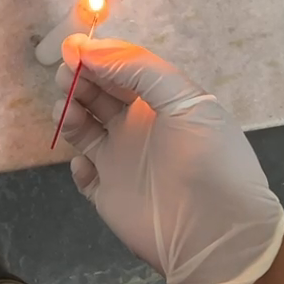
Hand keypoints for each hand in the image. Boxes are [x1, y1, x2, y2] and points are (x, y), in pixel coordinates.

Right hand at [57, 35, 283, 283]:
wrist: (217, 234)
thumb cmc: (208, 159)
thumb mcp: (186, 100)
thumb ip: (139, 69)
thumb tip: (90, 51)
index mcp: (160, 101)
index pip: (121, 69)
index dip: (97, 56)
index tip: (72, 49)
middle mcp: (138, 126)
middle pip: (97, 93)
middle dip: (79, 80)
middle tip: (66, 77)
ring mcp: (121, 160)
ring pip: (83, 127)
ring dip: (70, 114)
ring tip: (70, 114)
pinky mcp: (108, 193)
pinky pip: (82, 173)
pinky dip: (77, 164)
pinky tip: (87, 164)